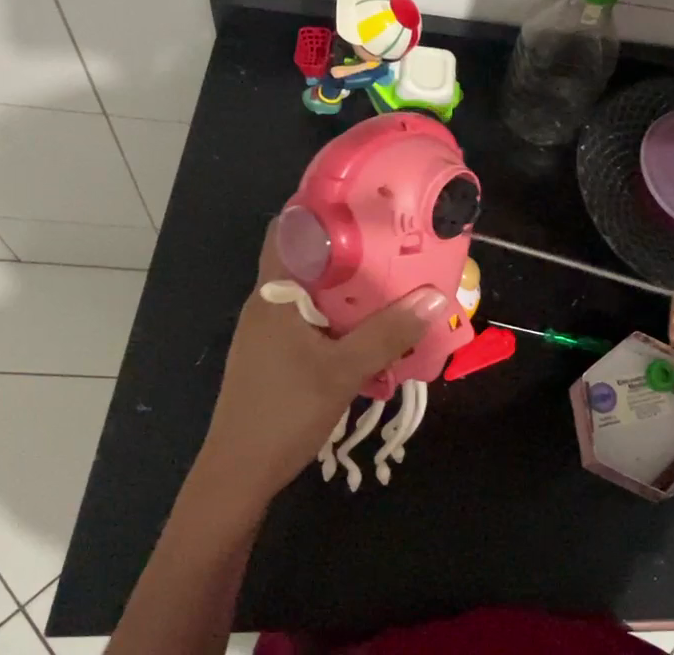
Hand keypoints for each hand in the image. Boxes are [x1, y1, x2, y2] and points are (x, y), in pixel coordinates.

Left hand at [202, 221, 443, 495]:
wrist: (237, 476)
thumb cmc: (282, 413)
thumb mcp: (342, 371)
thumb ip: (389, 333)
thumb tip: (436, 297)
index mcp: (275, 295)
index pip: (289, 230)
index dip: (322, 207)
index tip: (365, 197)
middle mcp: (269, 304)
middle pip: (309, 259)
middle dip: (352, 249)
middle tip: (397, 240)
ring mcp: (271, 331)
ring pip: (315, 293)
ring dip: (351, 288)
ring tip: (396, 279)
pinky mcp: (278, 355)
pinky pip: (315, 320)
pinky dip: (344, 316)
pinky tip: (375, 329)